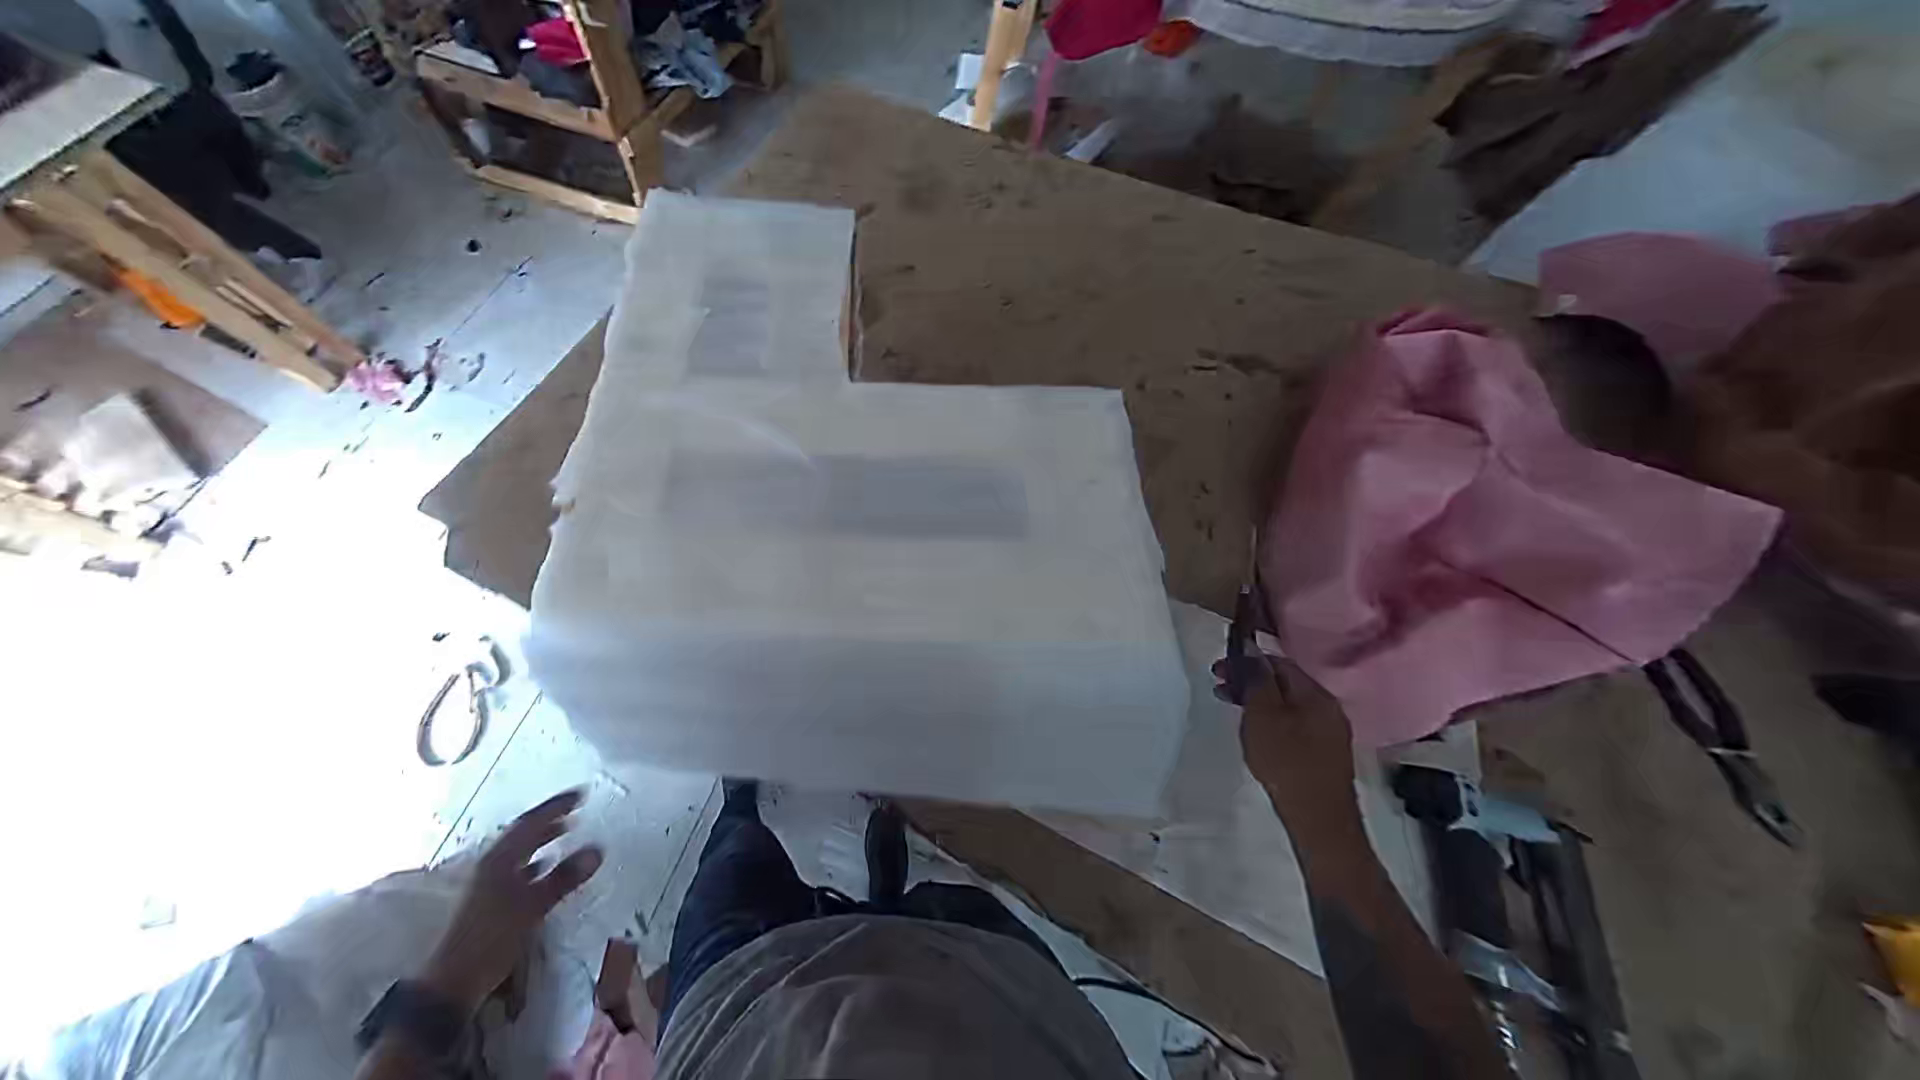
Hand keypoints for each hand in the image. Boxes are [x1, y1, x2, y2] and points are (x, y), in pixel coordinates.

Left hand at [418, 790, 604, 1014]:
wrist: (453, 984)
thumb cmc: (492, 938)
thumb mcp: (533, 906)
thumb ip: (564, 877)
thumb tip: (597, 850)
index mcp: (499, 860)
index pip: (530, 823)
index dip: (556, 807)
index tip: (581, 795)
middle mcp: (491, 866)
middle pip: (522, 835)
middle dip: (549, 820)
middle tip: (575, 810)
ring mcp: (487, 884)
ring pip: (519, 852)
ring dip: (542, 840)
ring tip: (566, 831)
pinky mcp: (489, 902)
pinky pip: (517, 870)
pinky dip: (536, 862)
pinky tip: (547, 868)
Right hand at [1212, 653, 1359, 830]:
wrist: (1318, 818)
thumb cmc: (1285, 760)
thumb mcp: (1262, 714)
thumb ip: (1256, 678)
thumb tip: (1249, 646)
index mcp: (1315, 693)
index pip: (1278, 661)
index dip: (1246, 660)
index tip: (1218, 670)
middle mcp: (1328, 707)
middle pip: (1284, 682)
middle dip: (1250, 681)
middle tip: (1219, 688)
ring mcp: (1329, 731)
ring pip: (1288, 703)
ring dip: (1258, 701)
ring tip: (1232, 709)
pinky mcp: (1324, 752)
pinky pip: (1294, 722)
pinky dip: (1271, 719)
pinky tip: (1256, 732)